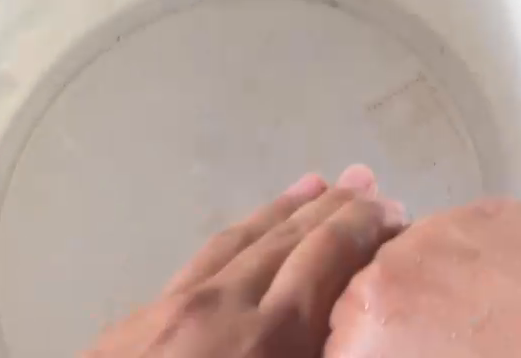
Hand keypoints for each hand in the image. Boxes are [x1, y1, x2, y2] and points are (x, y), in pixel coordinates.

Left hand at [87, 166, 407, 357]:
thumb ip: (309, 349)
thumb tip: (340, 330)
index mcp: (266, 341)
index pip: (327, 256)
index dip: (364, 227)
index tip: (393, 211)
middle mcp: (220, 307)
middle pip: (290, 236)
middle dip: (334, 205)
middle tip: (368, 180)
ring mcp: (167, 309)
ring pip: (241, 238)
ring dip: (285, 209)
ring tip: (317, 183)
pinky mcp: (127, 326)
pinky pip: (197, 262)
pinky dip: (236, 237)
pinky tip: (245, 235)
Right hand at [323, 199, 520, 357]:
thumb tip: (386, 342)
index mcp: (372, 331)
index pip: (328, 341)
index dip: (360, 351)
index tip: (384, 355)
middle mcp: (396, 265)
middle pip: (352, 302)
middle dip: (377, 335)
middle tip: (426, 350)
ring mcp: (447, 227)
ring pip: (400, 263)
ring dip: (413, 297)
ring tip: (464, 332)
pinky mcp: (492, 207)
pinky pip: (448, 240)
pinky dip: (455, 269)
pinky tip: (498, 302)